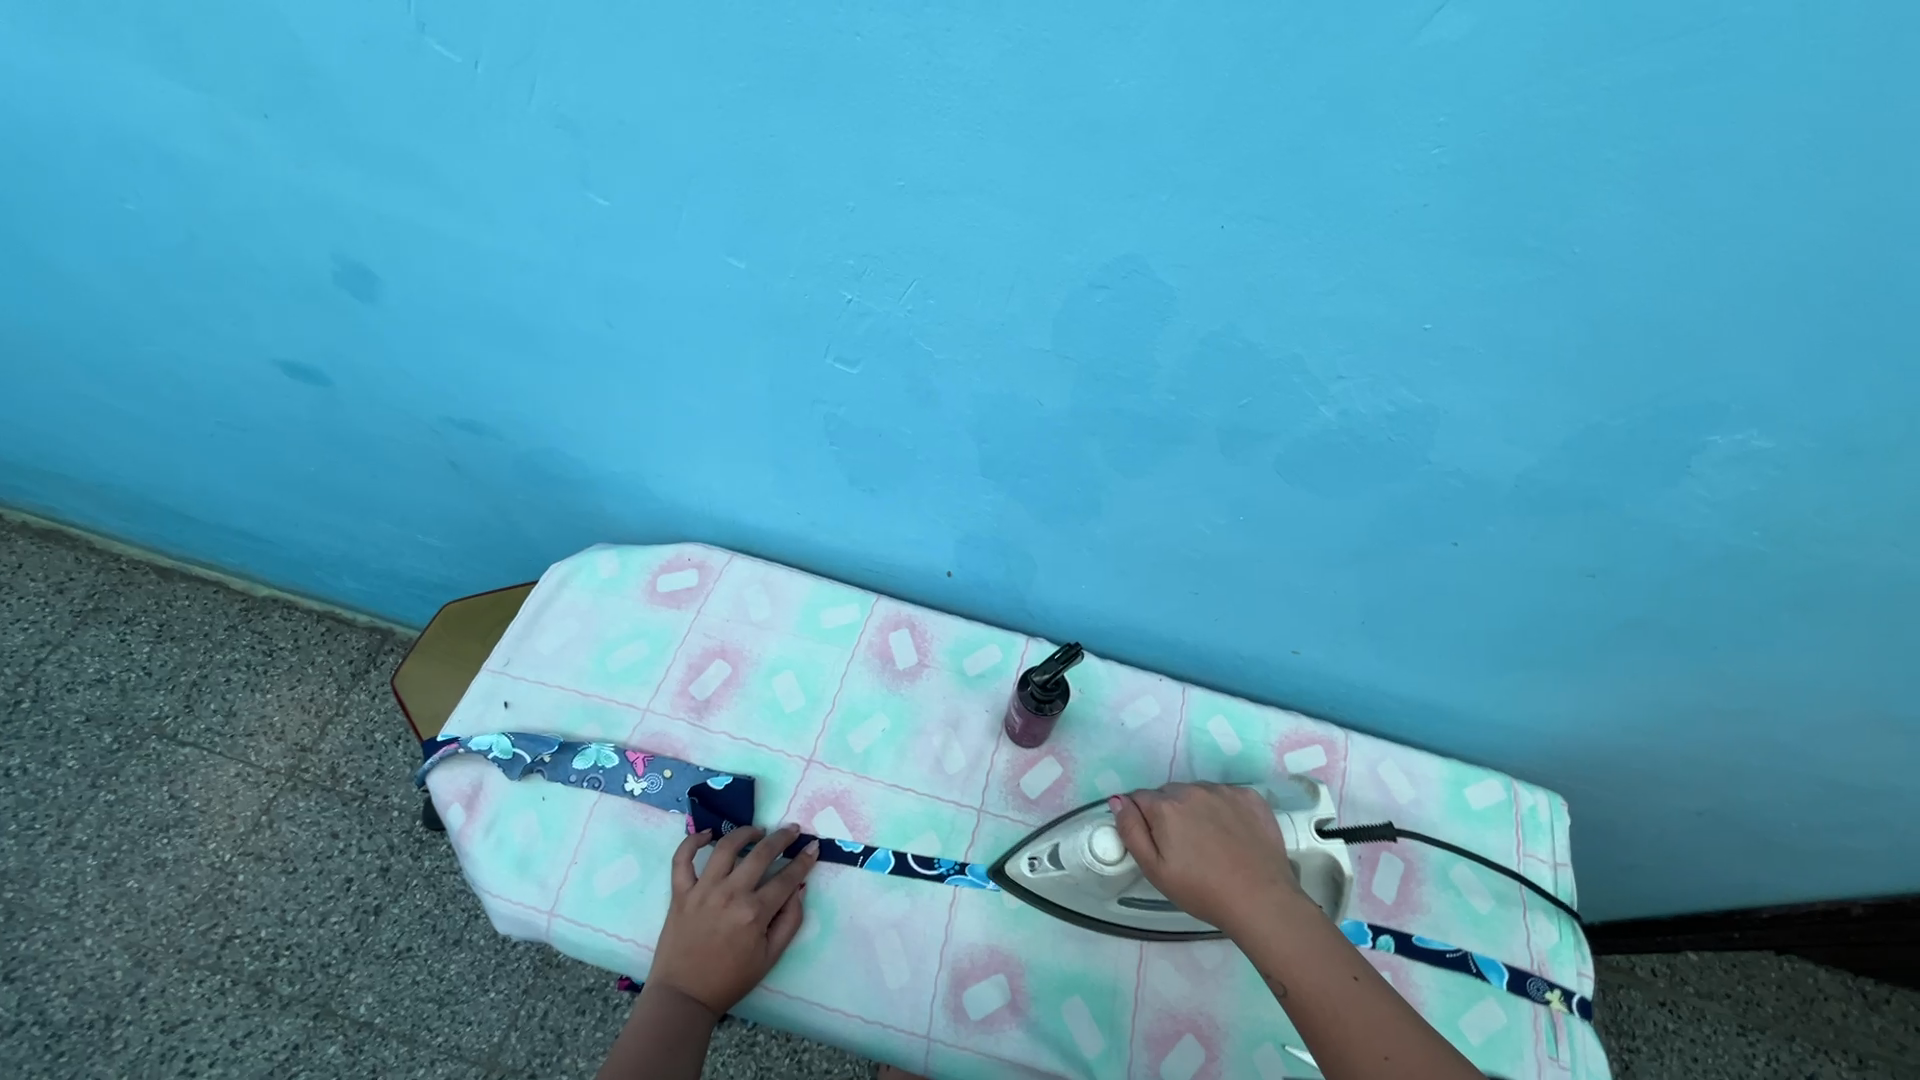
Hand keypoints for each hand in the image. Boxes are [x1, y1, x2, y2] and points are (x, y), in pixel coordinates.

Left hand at [648, 824, 820, 1016]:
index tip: (813, 847)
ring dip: (745, 832)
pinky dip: (692, 842)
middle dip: (782, 838)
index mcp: (755, 913)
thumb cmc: (730, 979)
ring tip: (757, 831)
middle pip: (761, 853)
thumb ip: (790, 921)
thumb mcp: (770, 957)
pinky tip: (707, 834)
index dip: (803, 860)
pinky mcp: (680, 893)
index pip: (786, 877)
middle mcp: (730, 894)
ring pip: (726, 847)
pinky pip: (682, 859)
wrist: (684, 997)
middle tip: (792, 831)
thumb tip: (799, 889)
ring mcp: (703, 890)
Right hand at [1109, 782, 1306, 937]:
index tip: (1157, 843)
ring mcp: (1224, 791)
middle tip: (1183, 847)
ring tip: (1209, 842)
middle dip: (1169, 813)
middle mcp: (1192, 789)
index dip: (1143, 820)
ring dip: (1196, 809)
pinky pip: (1225, 795)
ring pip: (1197, 793)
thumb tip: (1118, 800)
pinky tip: (1232, 834)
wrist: (1262, 900)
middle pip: (1168, 794)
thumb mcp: (1155, 870)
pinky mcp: (1250, 797)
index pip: (1139, 798)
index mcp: (1165, 806)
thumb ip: (1131, 831)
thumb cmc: (1201, 890)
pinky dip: (1224, 808)